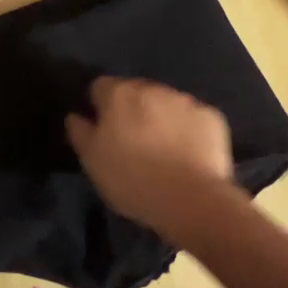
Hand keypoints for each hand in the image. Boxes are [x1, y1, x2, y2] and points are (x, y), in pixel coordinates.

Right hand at [66, 77, 238, 240]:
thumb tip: (75, 115)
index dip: (99, 107)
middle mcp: (151, 88)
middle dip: (132, 110)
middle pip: (135, 92)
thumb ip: (80, 132)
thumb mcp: (92, 162)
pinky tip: (188, 155)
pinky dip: (188, 130)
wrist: (192, 200)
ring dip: (160, 118)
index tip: (102, 130)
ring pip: (166, 104)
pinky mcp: (212, 117)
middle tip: (132, 143)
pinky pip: (193, 119)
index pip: (100, 87)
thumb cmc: (132, 179)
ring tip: (163, 151)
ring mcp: (185, 100)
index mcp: (118, 94)